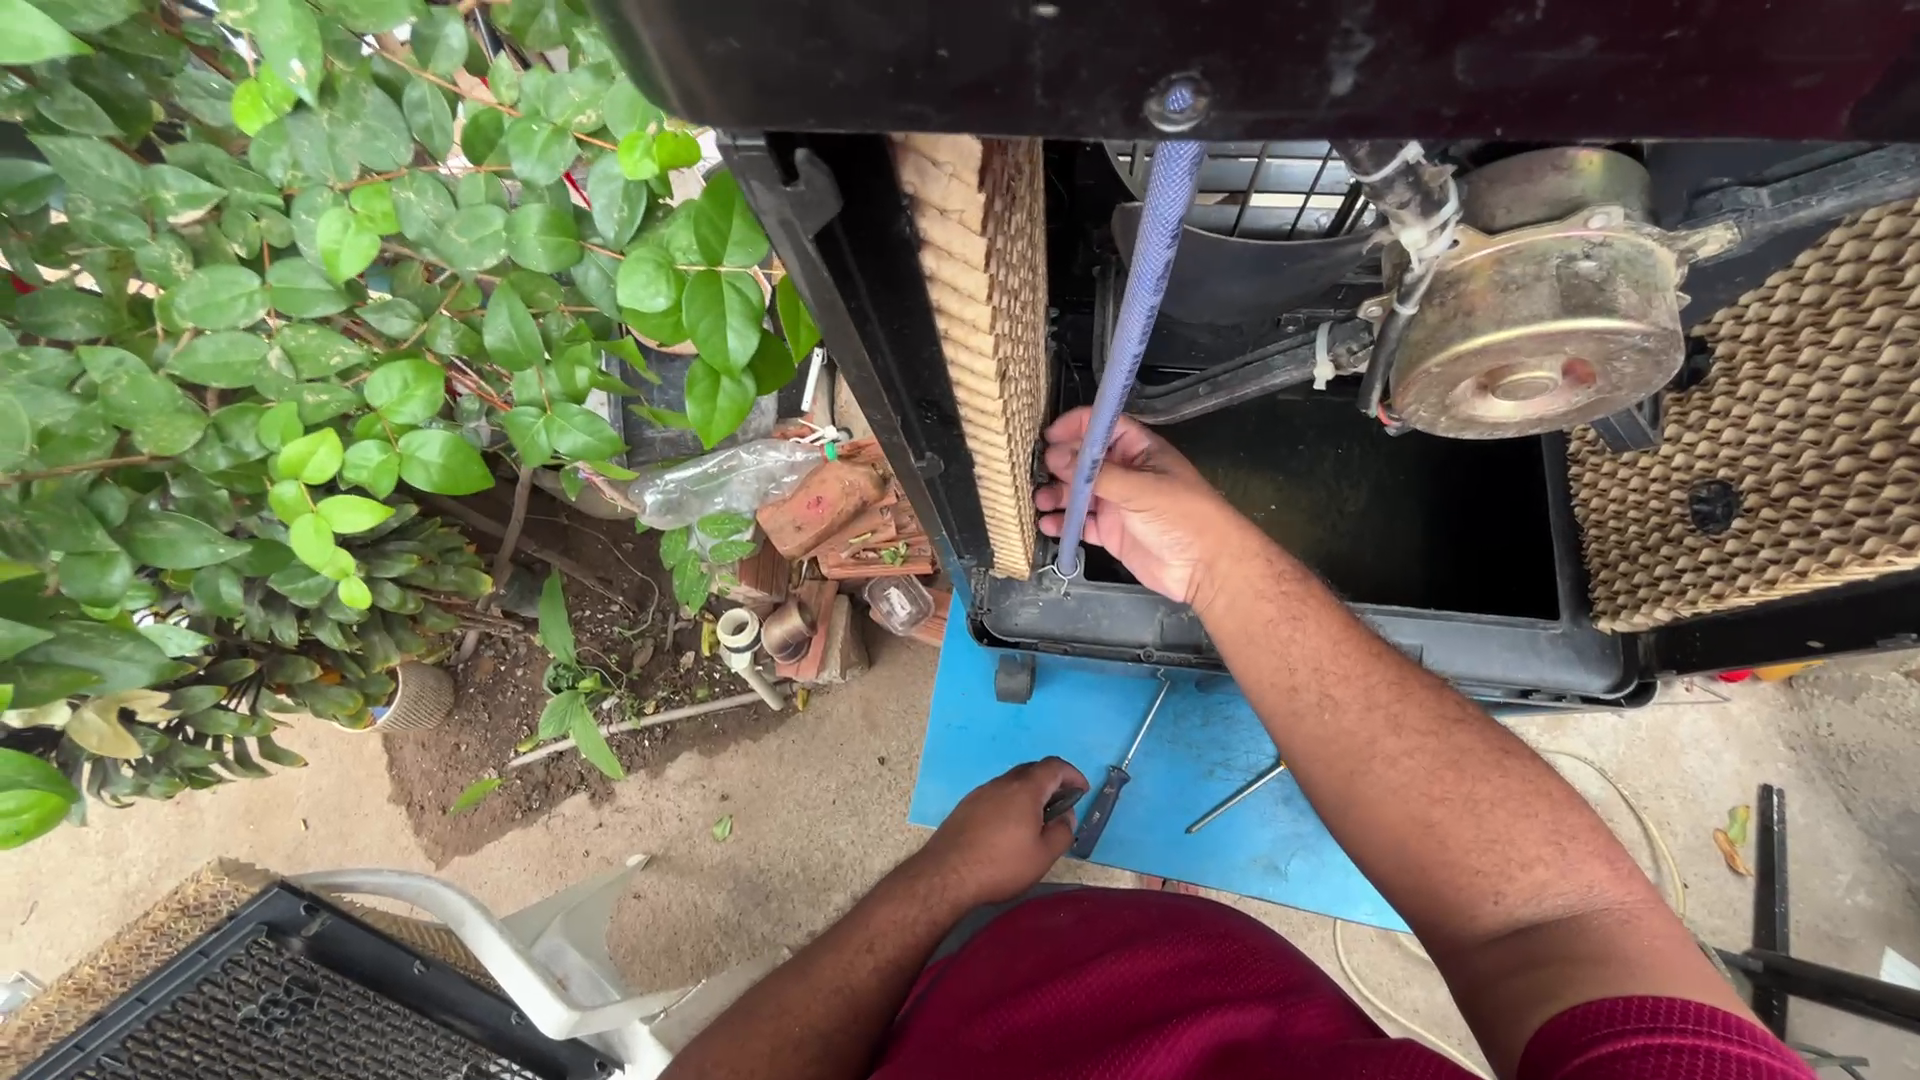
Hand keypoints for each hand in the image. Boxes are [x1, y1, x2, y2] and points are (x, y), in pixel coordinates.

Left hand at [905, 757, 1088, 907]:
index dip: (1072, 774)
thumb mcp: (1043, 855)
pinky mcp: (966, 806)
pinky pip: (996, 795)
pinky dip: (1011, 802)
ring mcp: (980, 792)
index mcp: (1025, 789)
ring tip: (1037, 819)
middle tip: (1063, 804)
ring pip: (1012, 782)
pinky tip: (1010, 828)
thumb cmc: (1001, 865)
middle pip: (1032, 770)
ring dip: (1030, 793)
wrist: (946, 874)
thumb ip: (1062, 831)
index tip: (1082, 790)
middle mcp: (1002, 783)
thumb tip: (1066, 816)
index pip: (1054, 766)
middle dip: (1052, 781)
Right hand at [1035, 407, 1250, 606]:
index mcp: (1138, 451)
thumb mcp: (1140, 489)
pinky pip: (1080, 524)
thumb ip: (1096, 474)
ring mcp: (1117, 503)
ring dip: (1056, 496)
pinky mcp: (1111, 532)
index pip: (1102, 427)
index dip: (1075, 428)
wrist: (1206, 567)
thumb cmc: (1184, 518)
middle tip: (1038, 474)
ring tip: (1040, 502)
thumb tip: (1056, 455)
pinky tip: (1049, 525)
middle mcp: (1125, 473)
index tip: (1049, 438)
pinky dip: (1063, 524)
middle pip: (1084, 461)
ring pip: (1078, 493)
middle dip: (1059, 466)